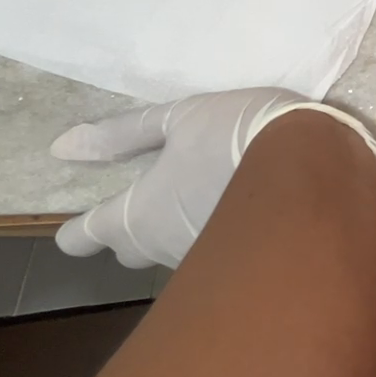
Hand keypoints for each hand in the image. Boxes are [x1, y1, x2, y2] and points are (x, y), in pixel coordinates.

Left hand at [50, 89, 375, 268]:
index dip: (80, 228)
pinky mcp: (245, 257)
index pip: (81, 238)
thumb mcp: (183, 118)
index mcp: (133, 216)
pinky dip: (223, 235)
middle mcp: (160, 246)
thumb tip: (62, 148)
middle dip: (136, 232)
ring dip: (185, 232)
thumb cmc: (236, 136)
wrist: (312, 163)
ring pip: (177, 251)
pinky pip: (219, 251)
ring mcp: (204, 255)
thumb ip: (125, 134)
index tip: (89, 219)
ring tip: (211, 203)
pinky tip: (246, 214)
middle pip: (130, 251)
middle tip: (161, 203)